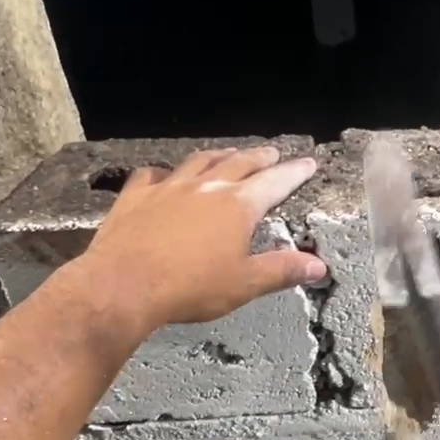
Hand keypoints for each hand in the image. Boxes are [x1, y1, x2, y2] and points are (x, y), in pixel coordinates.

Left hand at [74, 147, 326, 328]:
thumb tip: (317, 265)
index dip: (295, 172)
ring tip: (230, 153)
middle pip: (240, 163)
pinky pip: (153, 174)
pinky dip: (166, 172)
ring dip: (219, 156)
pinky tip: (166, 175)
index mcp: (238, 206)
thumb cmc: (189, 288)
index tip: (308, 162)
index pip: (276, 182)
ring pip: (200, 161)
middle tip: (273, 152)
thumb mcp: (244, 284)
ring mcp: (169, 188)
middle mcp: (206, 188)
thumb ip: (282, 270)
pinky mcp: (136, 197)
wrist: (122, 286)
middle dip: (260, 157)